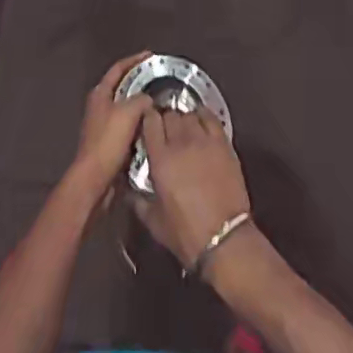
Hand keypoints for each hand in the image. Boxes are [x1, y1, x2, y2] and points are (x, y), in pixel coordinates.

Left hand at [68, 51, 154, 194]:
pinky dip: (143, 125)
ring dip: (144, 106)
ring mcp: (105, 126)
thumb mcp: (128, 112)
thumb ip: (141, 99)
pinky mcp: (112, 144)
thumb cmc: (108, 141)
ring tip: (165, 102)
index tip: (152, 55)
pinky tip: (158, 127)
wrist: (95, 180)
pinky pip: (131, 129)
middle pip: (123, 88)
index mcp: (100, 94)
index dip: (134, 60)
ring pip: (129, 110)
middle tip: (162, 79)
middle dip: (142, 83)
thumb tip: (149, 100)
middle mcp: (101, 107)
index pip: (118, 69)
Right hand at [131, 110, 250, 267]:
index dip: (148, 119)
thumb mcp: (154, 221)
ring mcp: (205, 140)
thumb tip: (128, 190)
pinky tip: (202, 121)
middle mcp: (181, 142)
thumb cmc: (186, 232)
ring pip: (190, 114)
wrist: (224, 237)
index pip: (151, 123)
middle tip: (165, 130)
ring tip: (184, 127)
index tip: (148, 123)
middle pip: (171, 115)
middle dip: (165, 119)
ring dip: (184, 118)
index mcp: (161, 159)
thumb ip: (138, 201)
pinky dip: (204, 116)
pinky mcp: (224, 144)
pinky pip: (212, 119)